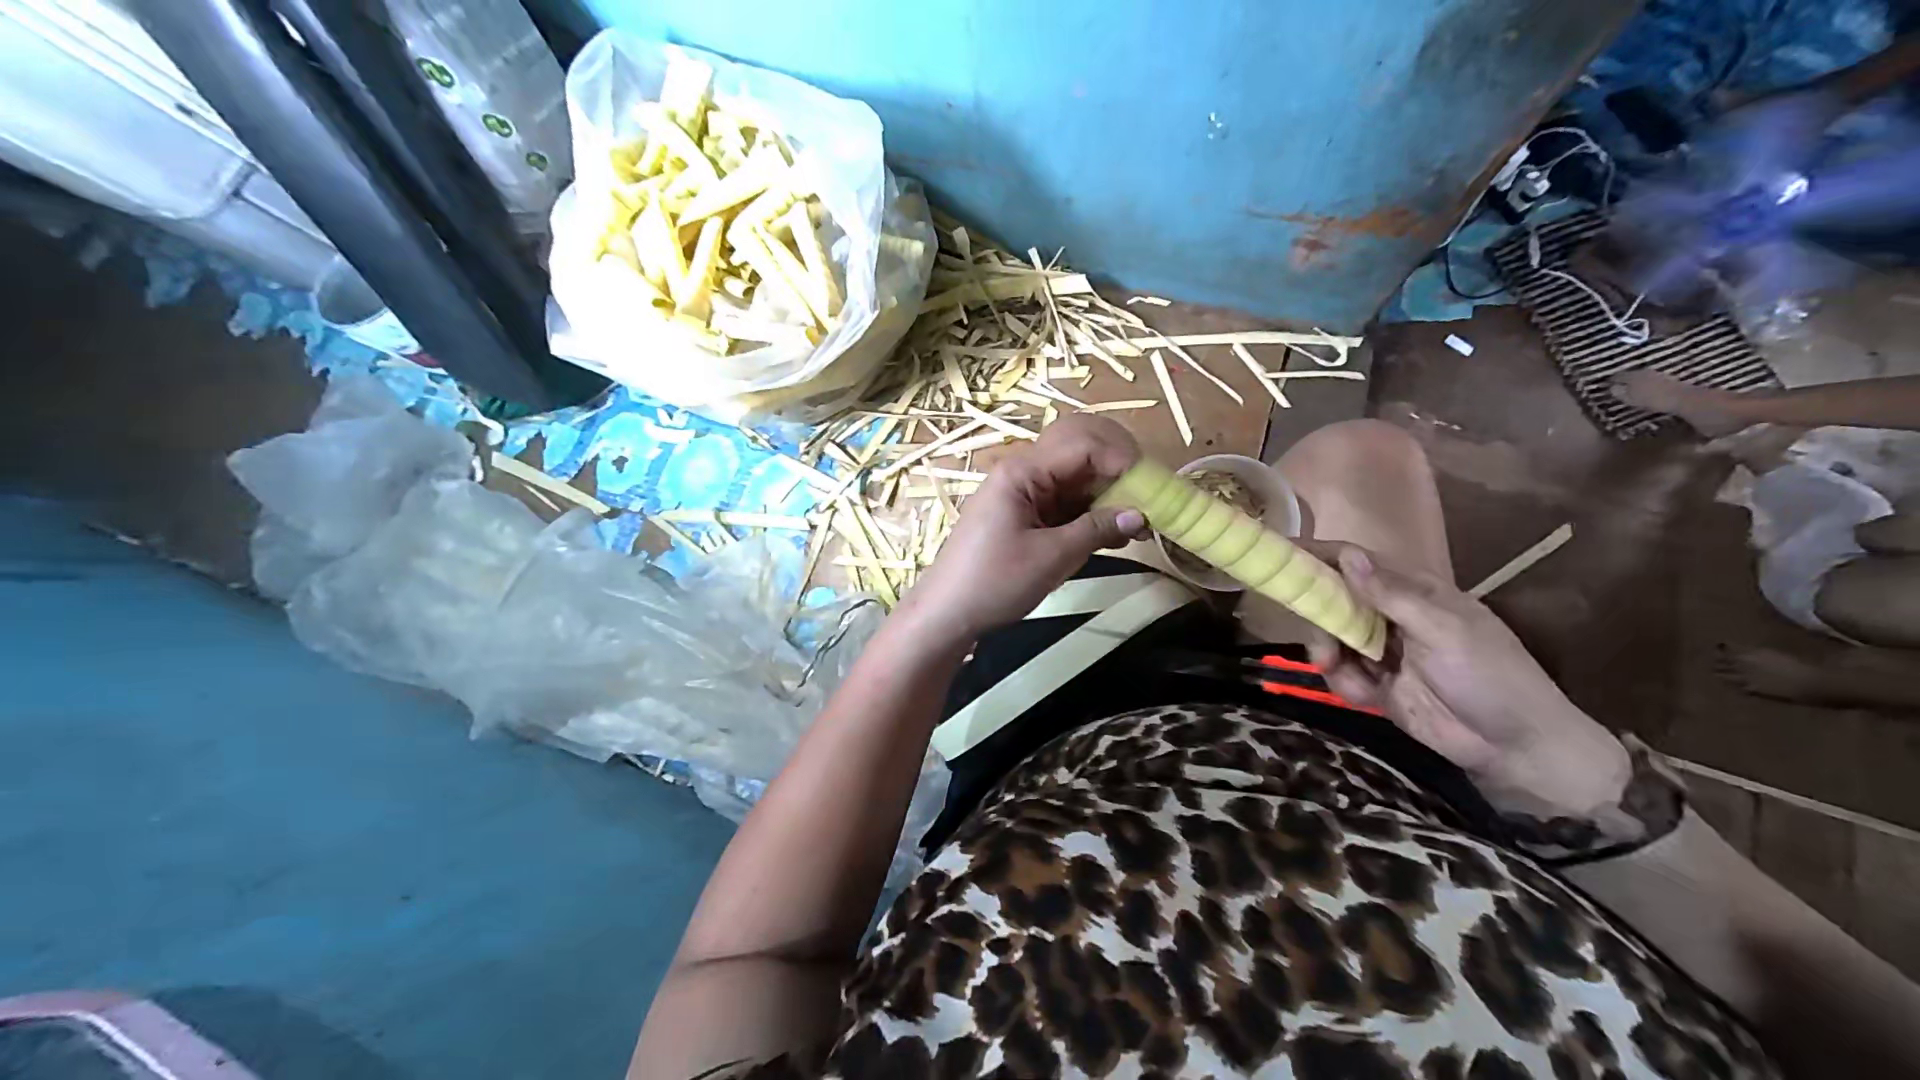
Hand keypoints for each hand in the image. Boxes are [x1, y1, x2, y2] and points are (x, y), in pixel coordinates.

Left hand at [896, 415, 1149, 640]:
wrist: (947, 613)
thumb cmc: (994, 583)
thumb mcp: (1052, 558)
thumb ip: (1097, 529)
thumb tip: (1141, 515)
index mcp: (1021, 472)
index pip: (1083, 443)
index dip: (1122, 458)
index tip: (1150, 488)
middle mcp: (1022, 472)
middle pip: (1080, 447)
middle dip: (1118, 465)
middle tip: (1147, 493)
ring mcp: (1023, 492)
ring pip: (1076, 475)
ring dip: (1108, 490)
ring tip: (1137, 521)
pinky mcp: (1025, 513)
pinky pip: (1066, 500)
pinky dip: (1092, 510)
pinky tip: (1114, 533)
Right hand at [1305, 543, 1629, 817]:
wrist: (1515, 747)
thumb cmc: (1490, 676)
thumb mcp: (1443, 630)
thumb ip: (1391, 595)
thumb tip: (1346, 555)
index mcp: (1412, 591)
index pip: (1356, 562)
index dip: (1319, 556)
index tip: (1281, 556)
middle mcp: (1391, 615)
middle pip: (1333, 599)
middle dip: (1318, 618)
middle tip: (1318, 640)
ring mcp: (1382, 650)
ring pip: (1330, 637)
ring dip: (1328, 654)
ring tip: (1339, 672)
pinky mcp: (1375, 683)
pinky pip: (1340, 673)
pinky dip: (1345, 684)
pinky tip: (1367, 696)